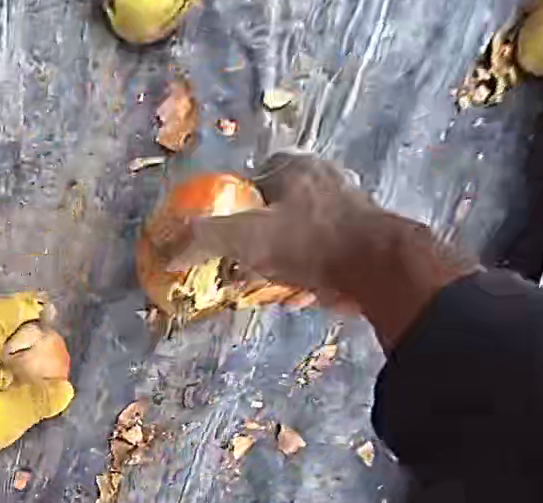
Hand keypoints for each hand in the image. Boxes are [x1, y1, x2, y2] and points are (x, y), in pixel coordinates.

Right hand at [171, 151, 477, 345]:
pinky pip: (317, 257)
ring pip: (296, 234)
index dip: (233, 203)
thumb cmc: (307, 242)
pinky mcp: (357, 241)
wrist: (374, 267)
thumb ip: (204, 239)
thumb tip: (168, 252)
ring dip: (276, 260)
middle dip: (255, 236)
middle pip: (275, 207)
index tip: (221, 233)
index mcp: (295, 169)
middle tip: (238, 262)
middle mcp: (322, 181)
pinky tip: (293, 293)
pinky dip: (302, 275)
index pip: (254, 176)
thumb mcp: (245, 237)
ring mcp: (343, 210)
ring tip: (262, 281)